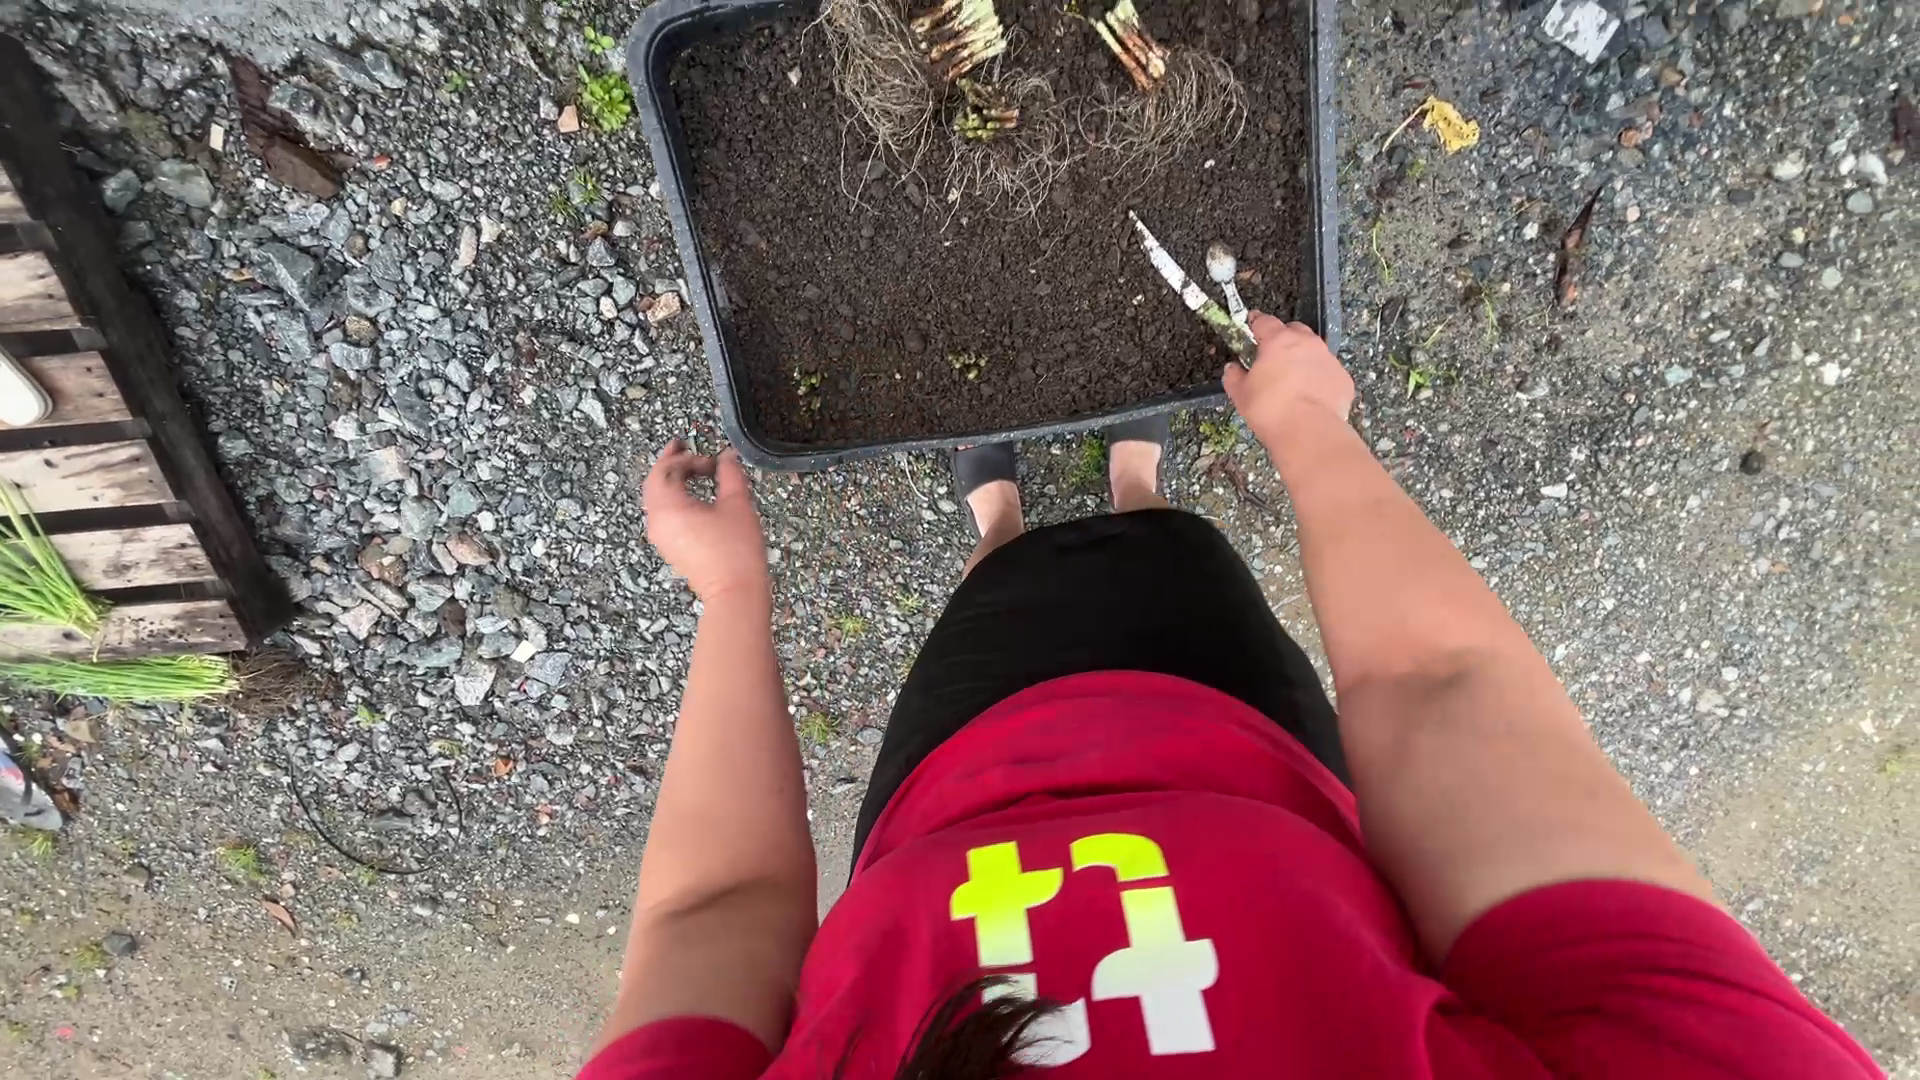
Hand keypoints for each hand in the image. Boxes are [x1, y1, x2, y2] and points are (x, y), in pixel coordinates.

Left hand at [642, 440, 769, 605]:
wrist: (735, 591)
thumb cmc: (737, 552)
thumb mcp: (737, 505)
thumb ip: (730, 474)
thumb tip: (727, 458)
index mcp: (669, 507)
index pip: (667, 469)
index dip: (687, 458)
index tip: (711, 461)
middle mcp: (658, 521)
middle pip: (654, 483)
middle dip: (669, 463)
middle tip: (683, 447)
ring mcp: (662, 537)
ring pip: (656, 499)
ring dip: (671, 481)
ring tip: (689, 470)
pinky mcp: (671, 547)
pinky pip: (664, 515)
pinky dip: (674, 499)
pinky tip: (692, 497)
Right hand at [1222, 313, 1354, 440]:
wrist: (1308, 431)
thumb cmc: (1269, 409)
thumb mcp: (1240, 394)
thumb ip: (1234, 376)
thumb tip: (1232, 369)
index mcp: (1279, 342)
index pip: (1265, 321)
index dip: (1255, 322)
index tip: (1251, 323)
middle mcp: (1307, 343)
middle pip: (1294, 330)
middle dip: (1283, 338)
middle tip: (1271, 356)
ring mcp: (1328, 359)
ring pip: (1313, 350)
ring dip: (1302, 358)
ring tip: (1291, 380)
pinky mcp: (1342, 377)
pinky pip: (1326, 371)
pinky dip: (1317, 377)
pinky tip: (1308, 396)